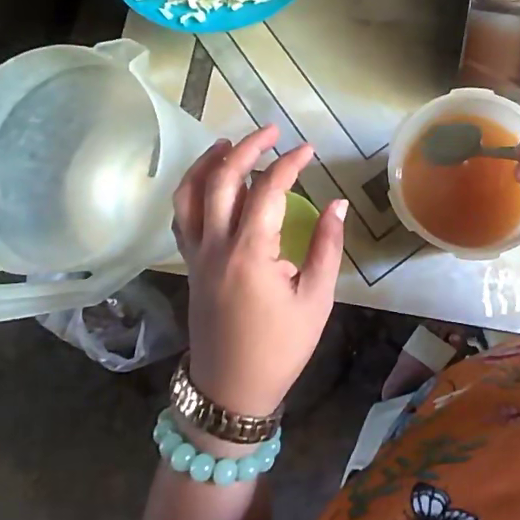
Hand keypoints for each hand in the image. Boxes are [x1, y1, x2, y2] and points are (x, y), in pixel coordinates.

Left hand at [173, 126, 346, 416]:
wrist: (231, 389)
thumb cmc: (281, 347)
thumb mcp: (316, 299)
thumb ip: (327, 247)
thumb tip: (337, 204)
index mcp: (250, 252)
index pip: (268, 190)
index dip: (289, 163)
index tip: (309, 149)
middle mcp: (216, 245)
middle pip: (222, 180)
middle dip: (247, 148)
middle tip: (272, 131)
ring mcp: (196, 255)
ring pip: (190, 194)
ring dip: (208, 163)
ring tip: (229, 143)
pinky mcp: (190, 266)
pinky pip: (182, 217)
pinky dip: (192, 191)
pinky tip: (208, 183)